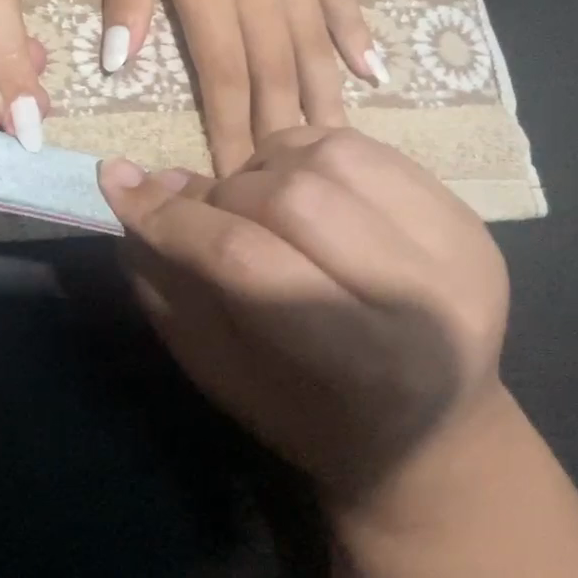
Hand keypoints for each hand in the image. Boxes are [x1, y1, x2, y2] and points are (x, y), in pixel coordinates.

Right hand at [98, 127, 509, 498]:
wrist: (429, 433)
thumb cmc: (304, 412)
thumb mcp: (215, 365)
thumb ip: (166, 275)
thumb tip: (129, 180)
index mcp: (359, 359)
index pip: (244, 260)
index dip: (169, 218)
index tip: (113, 183)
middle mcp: (423, 301)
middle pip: (290, 200)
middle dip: (220, 197)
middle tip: (203, 216)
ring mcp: (457, 248)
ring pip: (328, 156)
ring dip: (263, 167)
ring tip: (252, 201)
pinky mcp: (463, 215)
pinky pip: (361, 145)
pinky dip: (304, 152)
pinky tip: (296, 184)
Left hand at [101, 0, 375, 175]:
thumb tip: (118, 65)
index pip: (223, 79)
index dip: (229, 134)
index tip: (236, 187)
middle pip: (274, 77)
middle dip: (278, 138)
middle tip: (292, 197)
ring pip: (315, 50)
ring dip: (324, 103)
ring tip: (339, 155)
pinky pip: (342, 1)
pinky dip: (359, 38)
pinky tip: (377, 71)